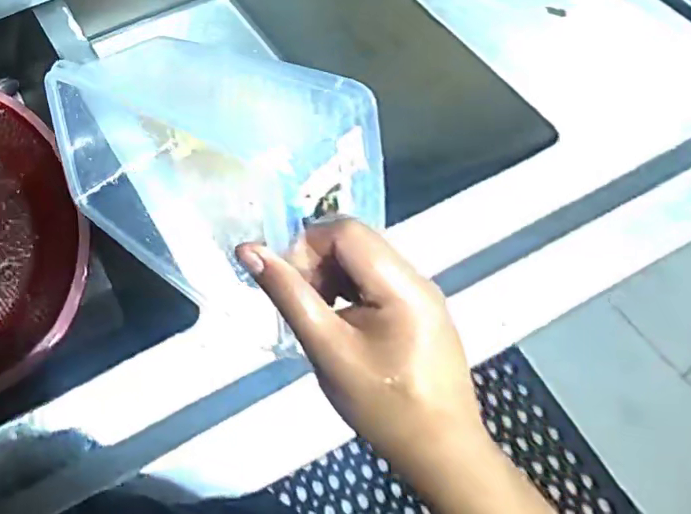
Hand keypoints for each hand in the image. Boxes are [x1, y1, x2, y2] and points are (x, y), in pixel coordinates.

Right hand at [236, 219, 481, 478]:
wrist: (443, 459)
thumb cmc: (384, 405)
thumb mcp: (326, 348)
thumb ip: (286, 292)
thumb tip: (247, 249)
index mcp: (403, 287)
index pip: (344, 230)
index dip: (306, 245)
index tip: (291, 282)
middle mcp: (417, 281)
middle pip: (351, 239)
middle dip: (314, 260)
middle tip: (302, 299)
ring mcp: (421, 295)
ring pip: (358, 255)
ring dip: (327, 273)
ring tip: (318, 312)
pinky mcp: (418, 310)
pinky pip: (370, 275)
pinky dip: (344, 286)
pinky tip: (339, 320)